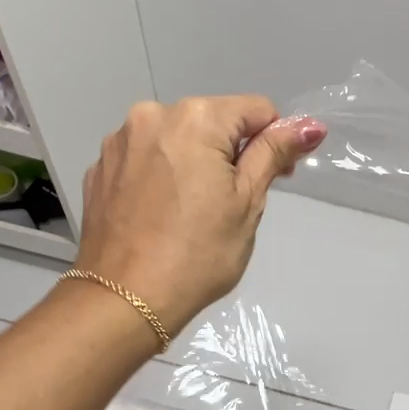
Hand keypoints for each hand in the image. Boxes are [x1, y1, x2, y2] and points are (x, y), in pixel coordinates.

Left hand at [75, 96, 324, 331]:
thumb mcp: (248, 203)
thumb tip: (309, 126)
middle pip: (212, 122)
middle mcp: (152, 115)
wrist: (124, 299)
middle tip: (235, 204)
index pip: (255, 109)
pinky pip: (145, 161)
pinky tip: (164, 216)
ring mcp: (119, 142)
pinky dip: (162, 178)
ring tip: (195, 213)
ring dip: (194, 163)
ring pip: (175, 140)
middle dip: (231, 153)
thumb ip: (274, 154)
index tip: (276, 179)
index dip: (275, 141)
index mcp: (196, 118)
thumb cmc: (199, 255)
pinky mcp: (99, 169)